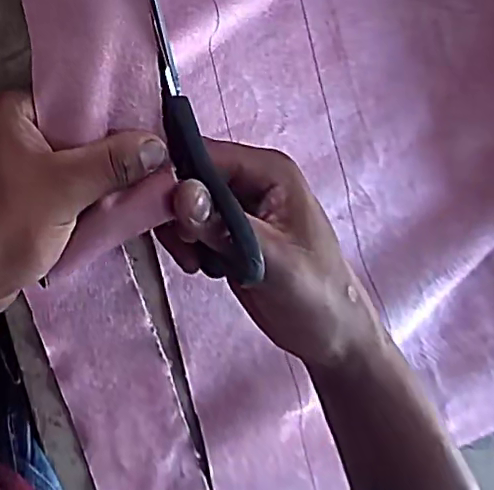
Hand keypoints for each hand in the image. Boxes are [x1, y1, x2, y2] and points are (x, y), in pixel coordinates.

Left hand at [0, 92, 170, 314]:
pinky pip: (69, 175)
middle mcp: (15, 125)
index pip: (74, 94)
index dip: (114, 107)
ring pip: (77, 153)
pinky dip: (91, 185)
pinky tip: (121, 190)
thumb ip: (112, 163)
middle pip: (79, 126)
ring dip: (105, 167)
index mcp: (13, 108)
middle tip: (154, 148)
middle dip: (114, 141)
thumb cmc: (2, 227)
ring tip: (147, 168)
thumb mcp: (63, 189)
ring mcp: (21, 157)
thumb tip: (156, 145)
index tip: (151, 119)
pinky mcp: (28, 186)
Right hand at [157, 141, 386, 369]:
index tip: (159, 210)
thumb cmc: (319, 296)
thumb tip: (182, 192)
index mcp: (269, 169)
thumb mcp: (273, 261)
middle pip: (191, 173)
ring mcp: (238, 202)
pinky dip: (185, 240)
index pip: (208, 154)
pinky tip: (197, 265)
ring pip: (185, 198)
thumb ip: (226, 227)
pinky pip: (190, 220)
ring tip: (192, 260)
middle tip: (183, 245)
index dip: (178, 176)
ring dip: (179, 228)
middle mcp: (251, 177)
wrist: (334, 339)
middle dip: (177, 208)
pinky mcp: (226, 227)